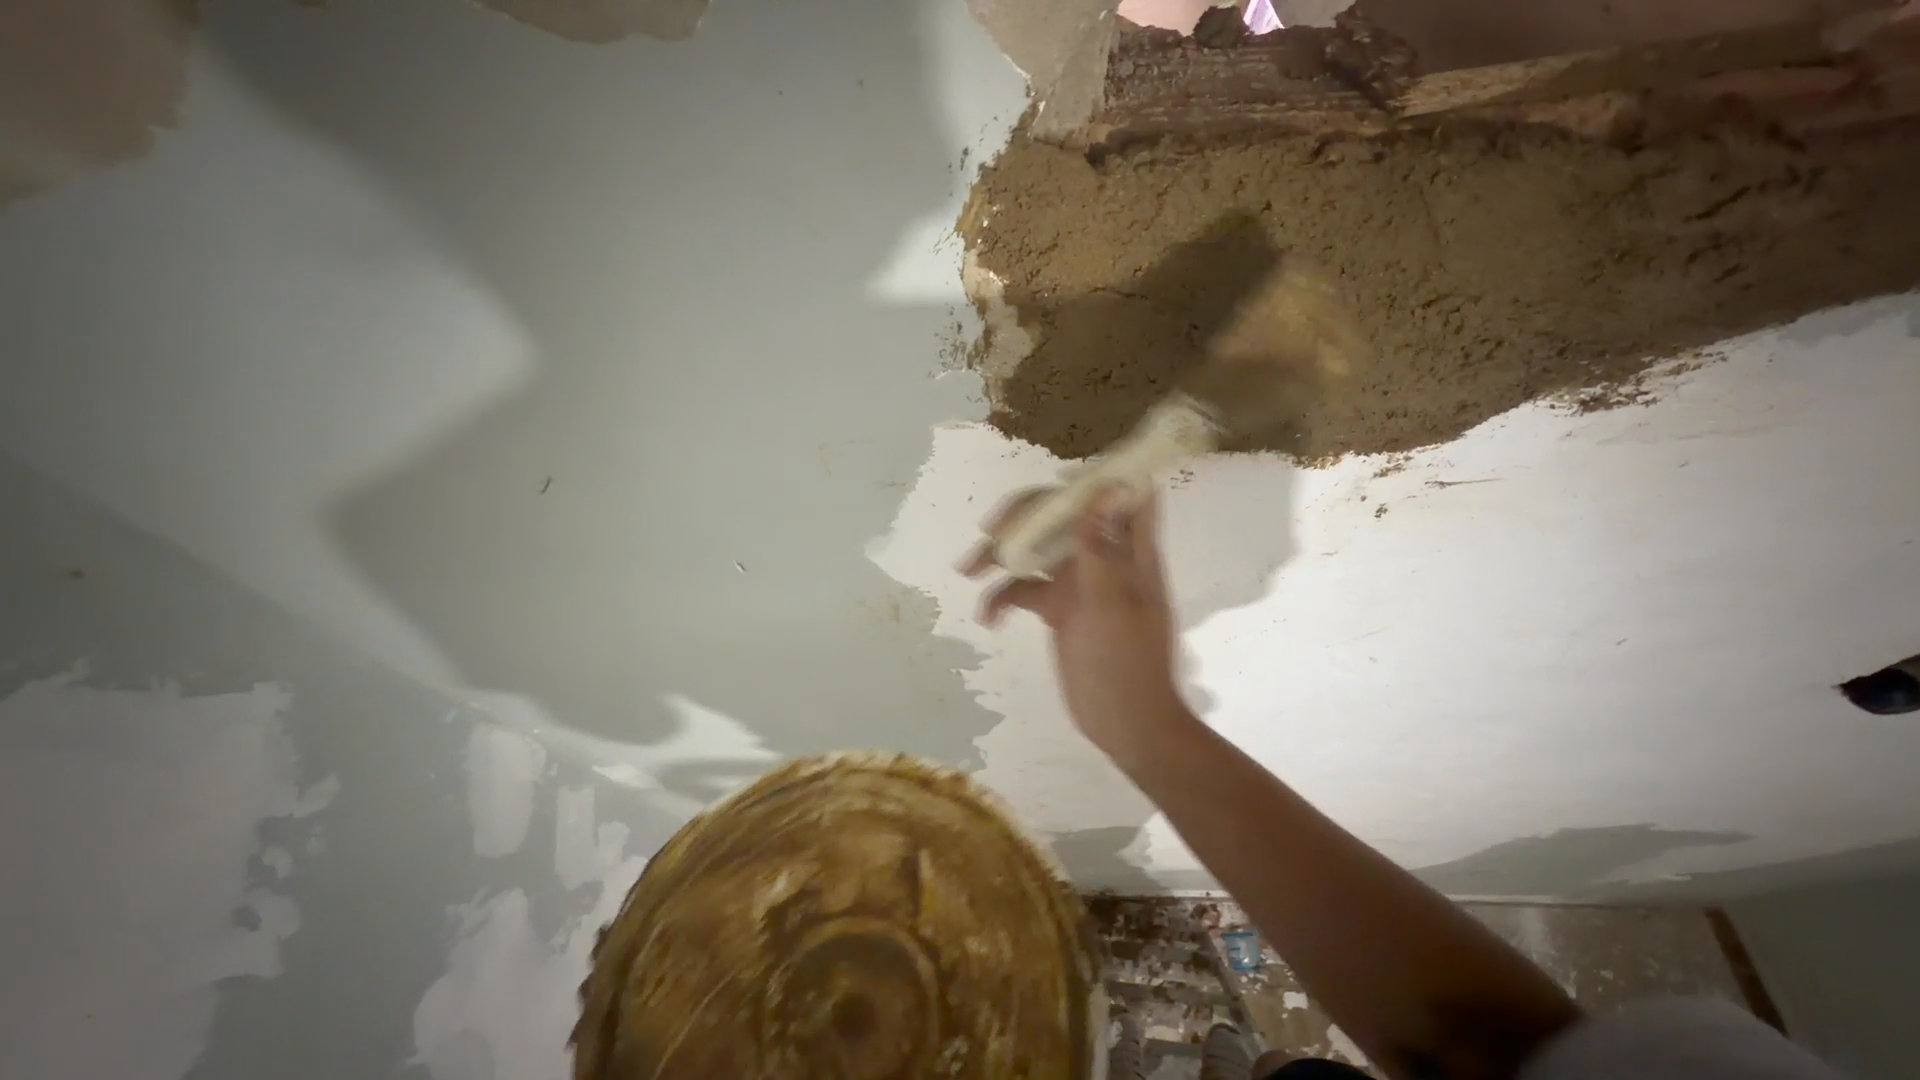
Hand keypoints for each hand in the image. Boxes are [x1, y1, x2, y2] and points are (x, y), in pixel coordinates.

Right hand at [961, 486, 1188, 759]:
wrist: (1126, 724)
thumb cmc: (1127, 665)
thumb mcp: (1112, 604)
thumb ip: (1100, 548)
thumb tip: (1102, 490)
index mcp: (1130, 550)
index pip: (1124, 493)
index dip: (1099, 476)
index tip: (1060, 477)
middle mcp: (1104, 556)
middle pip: (1062, 515)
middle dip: (1024, 518)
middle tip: (989, 531)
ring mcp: (1079, 582)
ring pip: (1036, 550)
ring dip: (1002, 556)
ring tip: (968, 571)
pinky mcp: (1059, 608)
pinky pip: (1025, 590)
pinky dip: (1003, 598)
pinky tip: (989, 619)